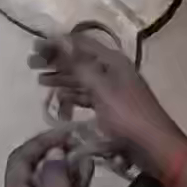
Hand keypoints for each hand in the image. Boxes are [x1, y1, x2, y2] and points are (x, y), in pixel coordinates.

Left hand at [1, 129, 108, 186]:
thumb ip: (56, 178)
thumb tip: (53, 153)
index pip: (20, 159)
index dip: (40, 141)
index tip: (68, 132)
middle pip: (33, 171)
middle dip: (55, 153)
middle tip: (83, 141)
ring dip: (67, 169)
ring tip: (91, 154)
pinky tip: (92, 177)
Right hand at [32, 32, 186, 174]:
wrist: (155, 148)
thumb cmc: (127, 115)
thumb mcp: (100, 87)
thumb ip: (78, 64)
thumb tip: (60, 38)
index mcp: (112, 60)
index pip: (79, 43)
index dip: (56, 43)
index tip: (34, 48)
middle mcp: (112, 70)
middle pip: (79, 60)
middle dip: (55, 61)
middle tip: (31, 65)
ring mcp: (113, 89)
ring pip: (82, 78)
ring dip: (61, 78)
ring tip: (40, 81)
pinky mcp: (112, 107)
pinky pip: (88, 95)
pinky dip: (73, 95)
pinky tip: (59, 99)